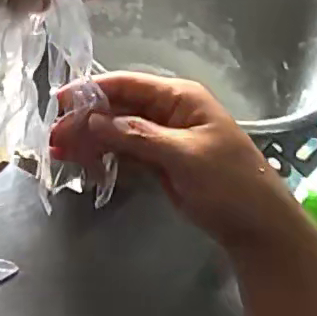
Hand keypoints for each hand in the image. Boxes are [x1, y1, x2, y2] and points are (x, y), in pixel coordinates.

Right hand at [51, 71, 308, 252]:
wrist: (262, 231)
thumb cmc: (230, 184)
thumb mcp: (183, 155)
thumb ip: (136, 135)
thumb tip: (92, 121)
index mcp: (179, 97)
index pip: (127, 84)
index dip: (92, 90)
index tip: (60, 102)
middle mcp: (168, 111)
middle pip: (118, 108)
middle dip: (86, 120)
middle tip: (55, 138)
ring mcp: (164, 138)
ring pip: (118, 131)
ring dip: (91, 140)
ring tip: (60, 153)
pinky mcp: (161, 163)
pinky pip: (126, 153)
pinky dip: (106, 157)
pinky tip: (85, 164)